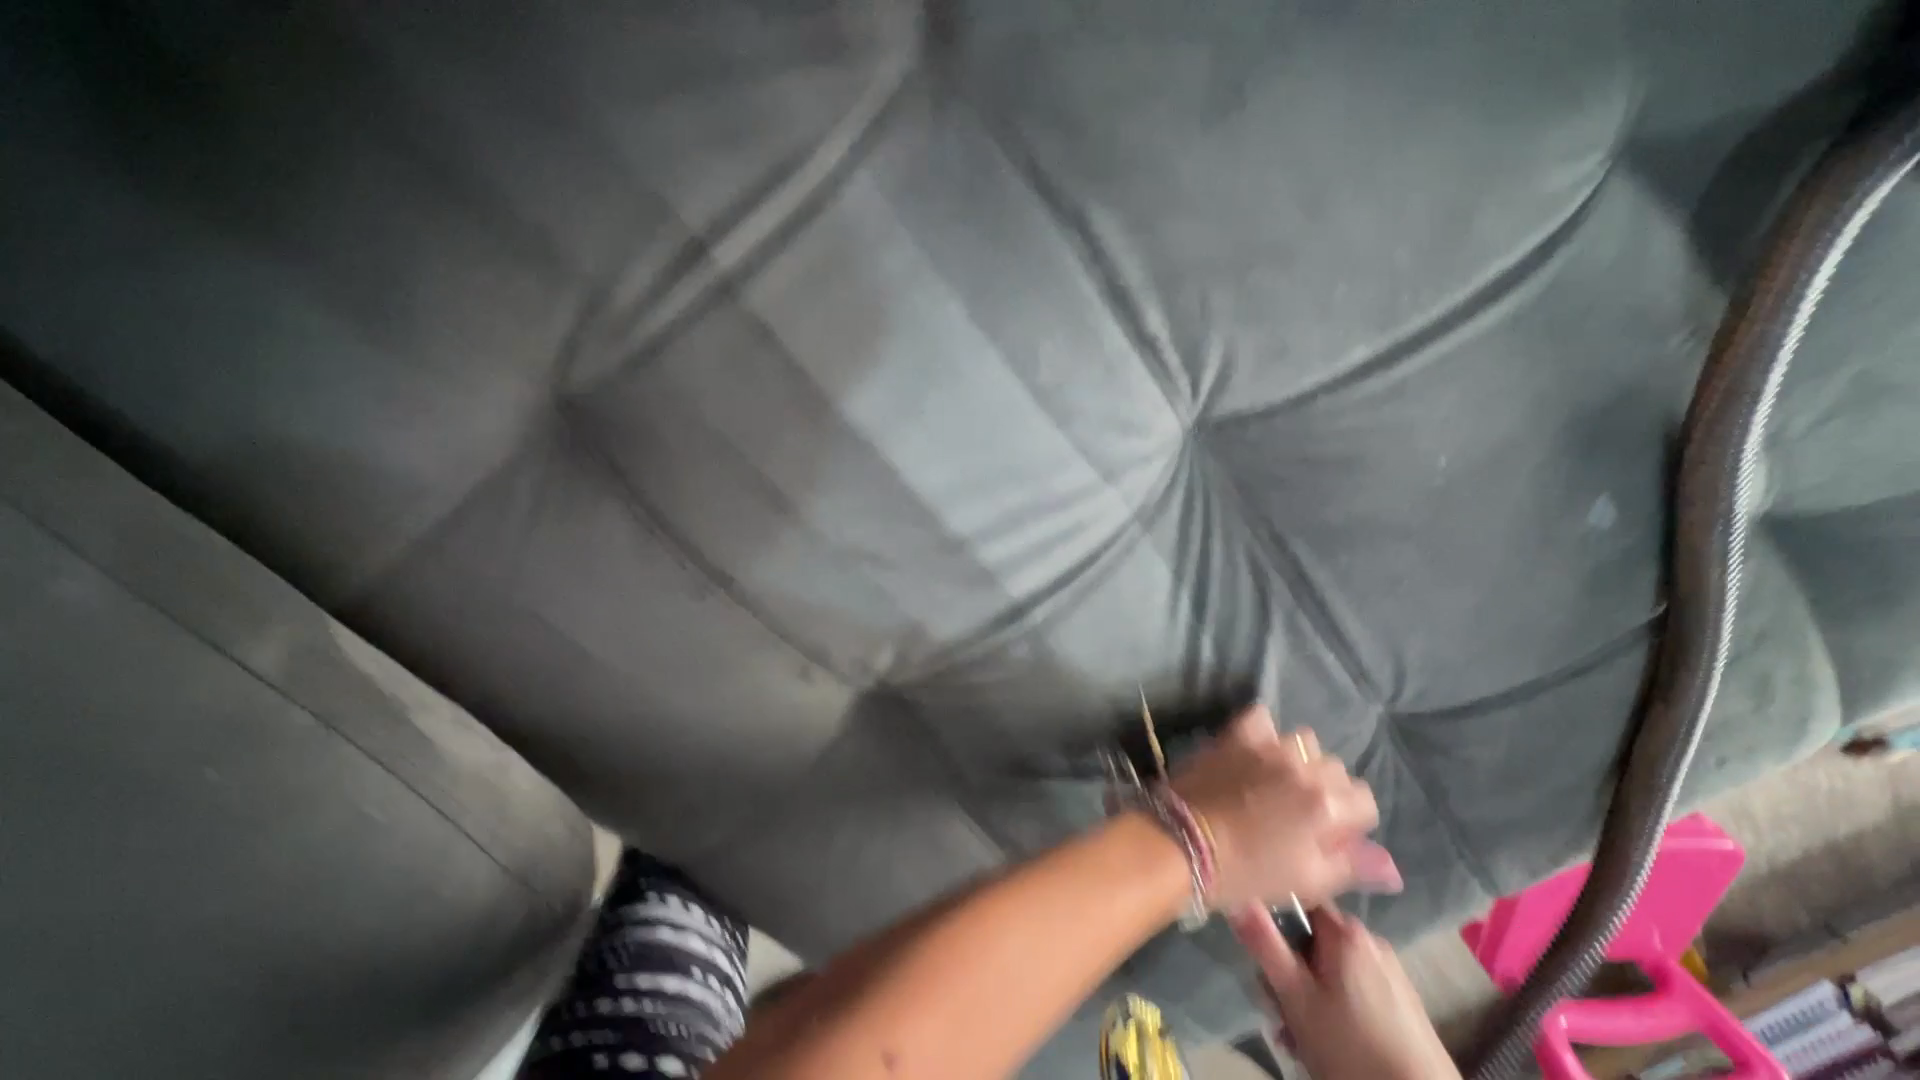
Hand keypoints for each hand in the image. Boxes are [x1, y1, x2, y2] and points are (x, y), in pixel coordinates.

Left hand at [1167, 705, 1398, 910]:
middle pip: (1335, 771)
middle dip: (1324, 791)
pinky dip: (1262, 732)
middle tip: (1295, 815)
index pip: (1364, 802)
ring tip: (1273, 783)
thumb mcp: (1305, 882)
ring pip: (1303, 743)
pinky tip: (1253, 753)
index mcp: (1329, 806)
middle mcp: (1306, 769)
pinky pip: (1261, 719)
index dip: (1348, 822)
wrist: (1178, 845)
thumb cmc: (1244, 873)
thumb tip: (1390, 868)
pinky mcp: (1236, 735)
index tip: (1325, 836)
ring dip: (1297, 760)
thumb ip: (1351, 866)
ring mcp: (1270, 747)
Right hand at [1233, 907, 1461, 1079]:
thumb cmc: (1351, 1048)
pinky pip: (1354, 993)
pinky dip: (1335, 1012)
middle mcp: (1371, 942)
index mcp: (1346, 933)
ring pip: (1331, 973)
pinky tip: (1330, 1047)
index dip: (1274, 930)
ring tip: (1301, 1042)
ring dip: (1309, 1001)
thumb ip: (1265, 945)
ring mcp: (1390, 973)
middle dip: (1290, 978)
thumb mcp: (1296, 998)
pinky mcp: (1402, 1003)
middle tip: (1281, 1017)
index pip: (1298, 905)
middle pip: (1312, 944)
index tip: (1265, 966)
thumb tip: (1238, 897)